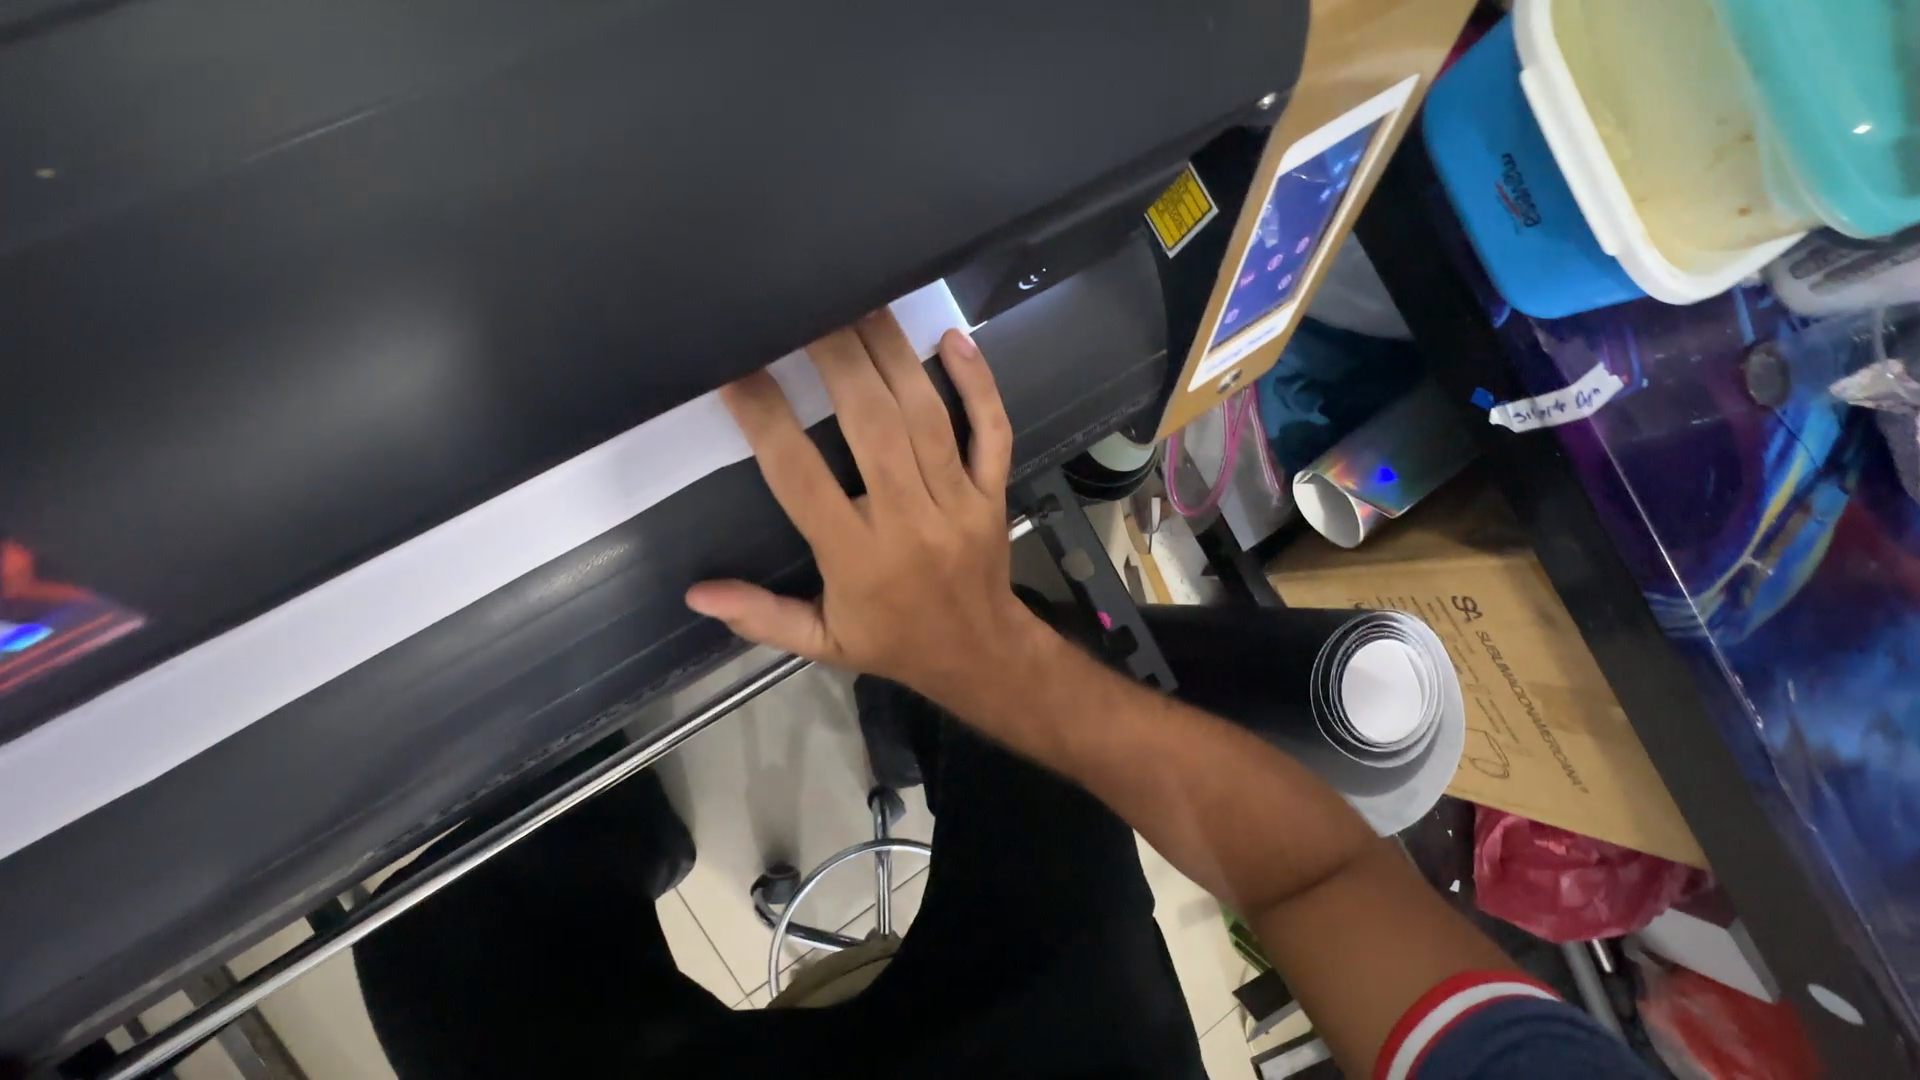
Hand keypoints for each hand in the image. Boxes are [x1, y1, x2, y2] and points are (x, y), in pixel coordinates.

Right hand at [686, 314, 1046, 703]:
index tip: (738, 370)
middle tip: (809, 308)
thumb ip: (761, 616)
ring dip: (895, 355)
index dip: (765, 418)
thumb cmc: (893, 642)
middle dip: (837, 360)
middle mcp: (908, 520)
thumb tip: (696, 594)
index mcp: (856, 556)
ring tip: (864, 302)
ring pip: (928, 417)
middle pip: (872, 425)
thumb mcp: (823, 642)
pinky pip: (992, 432)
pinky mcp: (992, 492)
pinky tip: (953, 339)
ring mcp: (958, 501)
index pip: (800, 475)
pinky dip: (979, 384)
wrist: (979, 655)